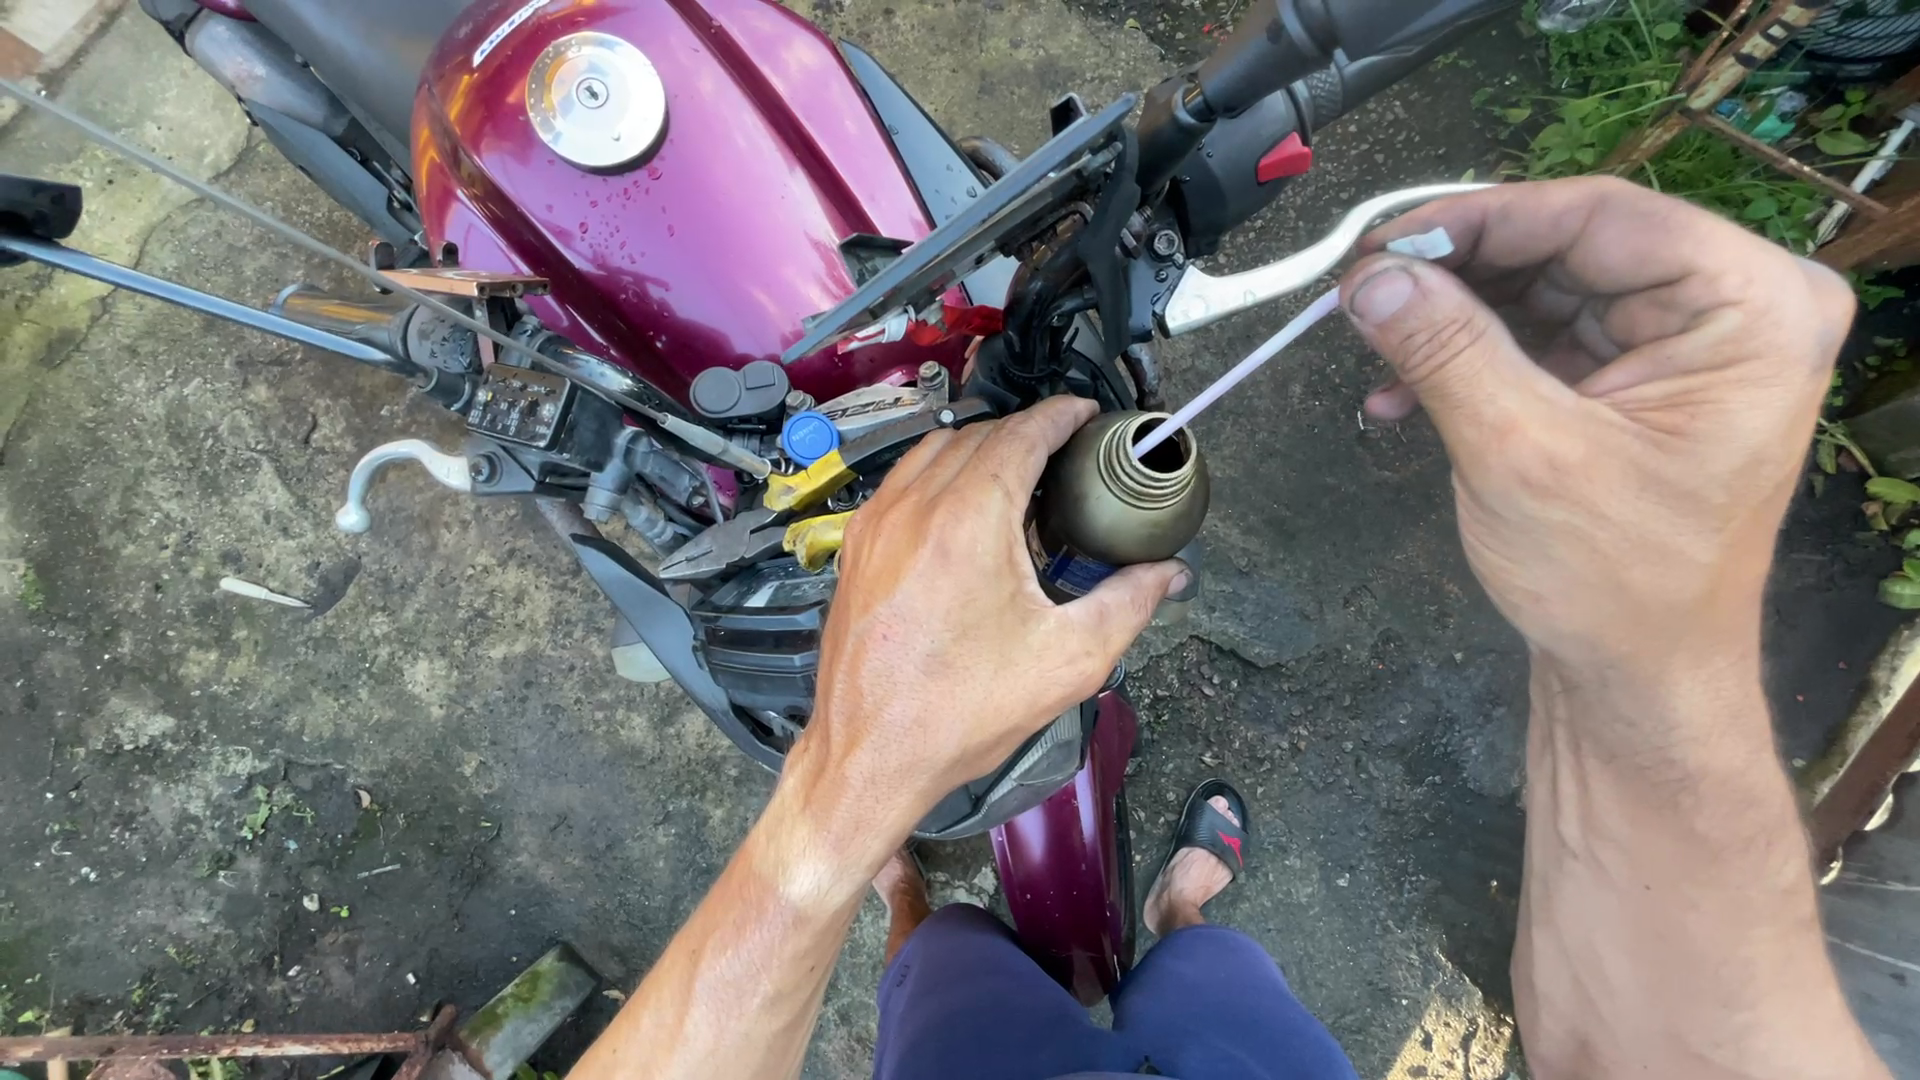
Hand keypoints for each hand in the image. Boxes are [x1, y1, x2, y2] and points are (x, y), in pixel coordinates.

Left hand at [787, 395, 1186, 840]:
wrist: (870, 754)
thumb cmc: (958, 713)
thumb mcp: (1067, 661)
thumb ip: (1127, 604)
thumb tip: (1166, 574)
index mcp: (968, 521)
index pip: (1020, 434)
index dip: (1060, 415)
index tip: (1083, 413)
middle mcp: (914, 508)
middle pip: (978, 435)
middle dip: (1025, 431)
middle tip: (1063, 451)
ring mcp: (876, 524)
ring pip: (933, 449)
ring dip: (979, 446)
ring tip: (1017, 472)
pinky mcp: (857, 547)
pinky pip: (902, 480)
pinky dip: (939, 472)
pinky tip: (961, 507)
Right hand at [1342, 177, 1853, 679]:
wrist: (1628, 666)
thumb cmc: (1605, 570)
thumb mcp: (1519, 452)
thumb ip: (1446, 351)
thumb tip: (1366, 278)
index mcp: (1745, 306)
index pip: (1599, 217)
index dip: (1478, 220)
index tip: (1377, 246)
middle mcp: (1714, 310)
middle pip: (1560, 250)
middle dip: (1450, 276)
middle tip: (1358, 295)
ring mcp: (1660, 348)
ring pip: (1529, 295)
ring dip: (1440, 324)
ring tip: (1369, 350)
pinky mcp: (1607, 385)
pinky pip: (1520, 345)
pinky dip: (1452, 364)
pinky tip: (1393, 399)